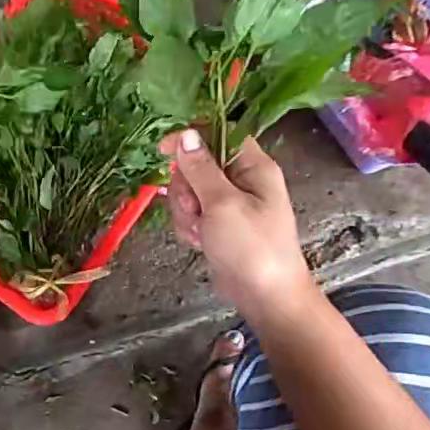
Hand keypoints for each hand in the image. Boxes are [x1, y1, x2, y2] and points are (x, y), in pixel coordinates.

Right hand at [159, 129, 314, 320]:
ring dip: (186, 212)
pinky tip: (201, 243)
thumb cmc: (251, 247)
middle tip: (196, 210)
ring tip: (202, 232)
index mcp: (252, 166)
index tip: (164, 151)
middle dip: (186, 189)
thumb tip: (186, 134)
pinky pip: (192, 214)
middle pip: (196, 164)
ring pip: (189, 192)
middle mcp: (242, 180)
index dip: (190, 138)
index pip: (218, 133)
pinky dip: (191, 227)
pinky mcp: (218, 225)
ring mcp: (229, 204)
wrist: (265, 297)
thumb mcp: (222, 203)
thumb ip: (201, 168)